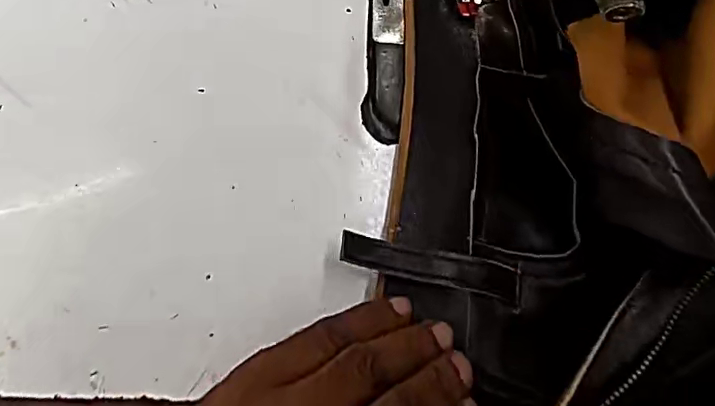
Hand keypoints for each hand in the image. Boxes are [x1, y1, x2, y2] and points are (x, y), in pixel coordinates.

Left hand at [202, 298, 472, 405]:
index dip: (432, 400)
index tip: (463, 394)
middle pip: (370, 377)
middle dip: (421, 366)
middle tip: (456, 357)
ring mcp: (269, 391)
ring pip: (343, 347)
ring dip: (391, 333)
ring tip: (426, 326)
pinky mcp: (251, 374)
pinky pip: (311, 335)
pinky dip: (350, 321)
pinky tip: (371, 315)